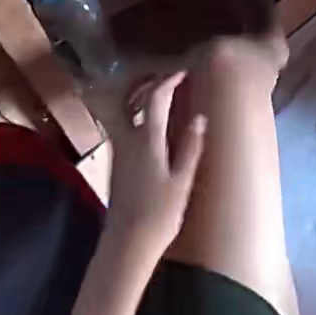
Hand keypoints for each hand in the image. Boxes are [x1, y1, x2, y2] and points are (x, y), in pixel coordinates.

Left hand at [103, 72, 206, 254]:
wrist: (126, 242)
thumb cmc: (159, 214)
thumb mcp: (182, 181)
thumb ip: (190, 147)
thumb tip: (200, 118)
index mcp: (147, 138)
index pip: (155, 98)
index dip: (168, 81)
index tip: (183, 72)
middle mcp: (128, 137)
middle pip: (134, 98)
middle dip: (150, 83)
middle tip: (169, 79)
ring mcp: (118, 148)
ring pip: (126, 110)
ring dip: (141, 97)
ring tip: (160, 96)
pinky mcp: (115, 161)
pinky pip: (124, 124)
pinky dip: (136, 113)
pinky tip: (148, 124)